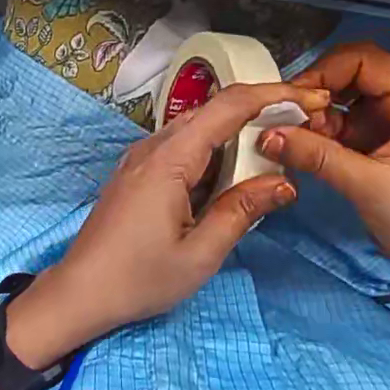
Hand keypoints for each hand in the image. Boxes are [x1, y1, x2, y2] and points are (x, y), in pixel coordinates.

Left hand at [0, 81, 326, 389]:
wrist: (79, 293)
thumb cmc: (138, 279)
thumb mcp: (200, 254)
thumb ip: (242, 212)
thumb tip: (284, 183)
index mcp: (168, 160)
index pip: (227, 106)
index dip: (273, 96)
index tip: (310, 99)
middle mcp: (151, 149)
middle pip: (211, 113)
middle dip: (259, 113)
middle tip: (300, 130)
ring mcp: (138, 161)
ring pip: (195, 131)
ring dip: (234, 136)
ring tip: (273, 154)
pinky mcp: (134, 176)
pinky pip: (179, 150)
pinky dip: (211, 154)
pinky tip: (229, 177)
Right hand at [257, 42, 389, 298]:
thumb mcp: (370, 185)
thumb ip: (316, 155)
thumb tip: (270, 135)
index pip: (363, 61)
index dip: (321, 74)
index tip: (289, 100)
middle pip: (351, 79)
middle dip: (315, 98)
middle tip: (285, 122)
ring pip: (344, 106)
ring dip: (315, 121)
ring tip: (292, 141)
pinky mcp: (384, 147)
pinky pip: (345, 130)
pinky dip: (322, 138)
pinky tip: (304, 151)